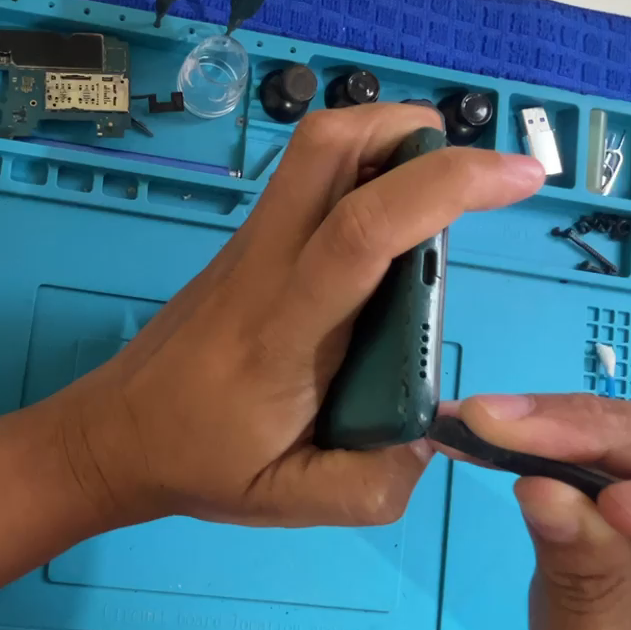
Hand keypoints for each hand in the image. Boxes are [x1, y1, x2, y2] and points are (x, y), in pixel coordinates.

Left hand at [51, 104, 544, 528]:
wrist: (111, 434)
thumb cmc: (195, 464)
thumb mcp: (289, 501)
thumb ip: (374, 484)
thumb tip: (435, 436)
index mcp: (283, 330)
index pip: (362, 230)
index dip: (446, 185)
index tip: (520, 180)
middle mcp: (264, 266)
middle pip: (327, 147)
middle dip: (410, 128)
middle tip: (471, 175)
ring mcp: (246, 249)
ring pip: (313, 155)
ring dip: (385, 143)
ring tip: (435, 198)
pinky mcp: (240, 250)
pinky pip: (302, 187)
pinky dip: (357, 176)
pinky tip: (384, 235)